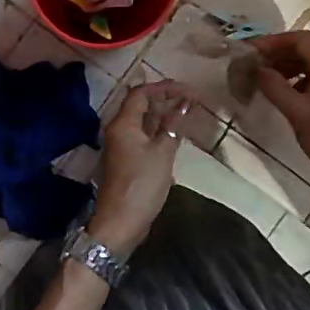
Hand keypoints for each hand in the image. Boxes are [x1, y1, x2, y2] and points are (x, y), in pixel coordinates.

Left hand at [89, 81, 191, 256]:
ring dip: (163, 115)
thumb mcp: (162, 153)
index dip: (163, 87)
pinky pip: (143, 136)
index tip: (187, 89)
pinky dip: (159, 131)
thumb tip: (185, 102)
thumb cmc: (142, 184)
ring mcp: (121, 146)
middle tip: (190, 100)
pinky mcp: (127, 160)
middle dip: (164, 99)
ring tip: (187, 113)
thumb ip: (174, 125)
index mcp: (123, 124)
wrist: (121, 222)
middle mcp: (118, 130)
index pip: (141, 93)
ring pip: (142, 121)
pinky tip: (174, 134)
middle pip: (140, 105)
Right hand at [249, 32, 309, 201]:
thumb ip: (274, 86)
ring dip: (290, 65)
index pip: (302, 40)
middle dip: (280, 53)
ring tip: (266, 77)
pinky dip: (301, 77)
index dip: (274, 42)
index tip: (252, 51)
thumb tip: (256, 69)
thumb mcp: (296, 111)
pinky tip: (286, 92)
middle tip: (255, 64)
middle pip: (309, 48)